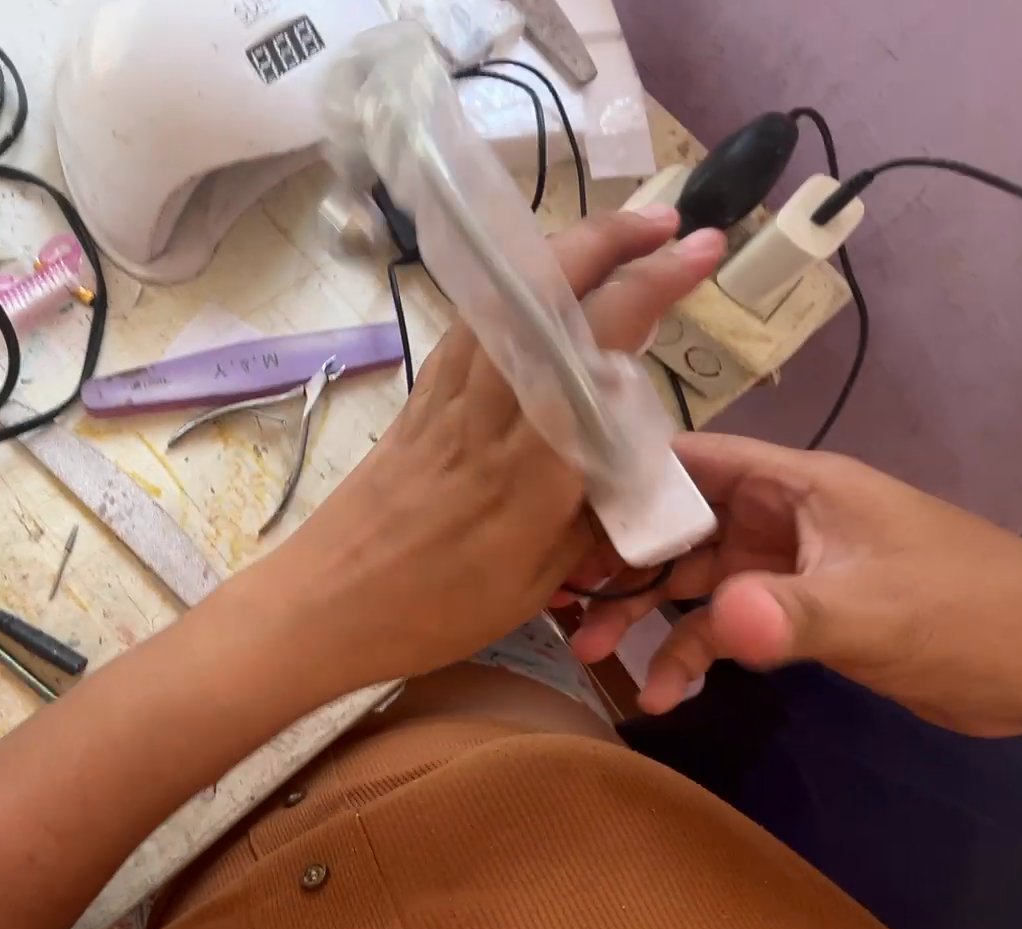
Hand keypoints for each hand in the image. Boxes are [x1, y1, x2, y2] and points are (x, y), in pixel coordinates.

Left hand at [248, 208, 724, 692]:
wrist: (322, 606)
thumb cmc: (429, 614)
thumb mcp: (530, 587)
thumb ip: (584, 521)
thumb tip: (622, 467)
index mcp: (529, 469)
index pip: (593, 352)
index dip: (649, 287)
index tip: (699, 250)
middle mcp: (483, 418)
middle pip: (535, 303)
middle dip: (601, 242)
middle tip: (659, 221)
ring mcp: (439, 406)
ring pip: (495, 308)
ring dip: (553, 260)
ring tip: (604, 243)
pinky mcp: (411, 408)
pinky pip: (461, 339)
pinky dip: (502, 303)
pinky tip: (527, 300)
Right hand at [564, 433, 1021, 737]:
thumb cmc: (977, 616)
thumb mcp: (879, 613)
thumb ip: (792, 614)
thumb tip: (720, 621)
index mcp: (794, 484)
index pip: (692, 459)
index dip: (625, 476)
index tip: (559, 508)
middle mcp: (772, 516)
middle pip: (673, 525)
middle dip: (616, 559)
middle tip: (558, 591)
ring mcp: (774, 566)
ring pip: (684, 581)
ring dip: (637, 614)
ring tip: (588, 649)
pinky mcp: (783, 611)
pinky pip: (715, 628)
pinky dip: (686, 657)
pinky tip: (662, 694)